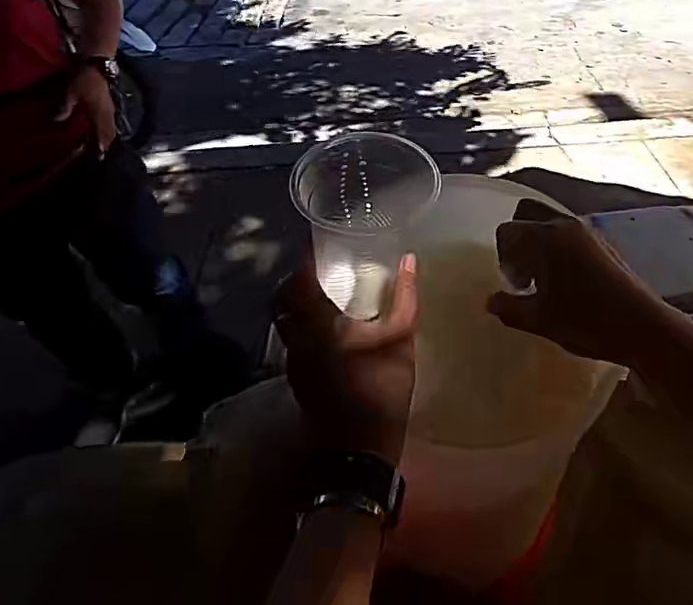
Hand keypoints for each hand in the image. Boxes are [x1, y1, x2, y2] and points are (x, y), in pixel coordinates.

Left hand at [55, 62, 116, 153]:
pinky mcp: (109, 104)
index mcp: (99, 110)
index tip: (100, 155)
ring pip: (111, 126)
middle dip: (106, 142)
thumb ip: (66, 107)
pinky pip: (110, 120)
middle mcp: (107, 111)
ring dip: (108, 136)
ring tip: (105, 145)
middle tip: (103, 154)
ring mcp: (109, 107)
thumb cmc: (84, 79)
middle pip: (109, 130)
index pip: (101, 130)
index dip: (100, 143)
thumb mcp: (71, 92)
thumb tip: (57, 120)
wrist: (97, 66)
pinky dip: (108, 128)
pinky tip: (105, 130)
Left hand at [274, 254, 417, 461]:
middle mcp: (297, 340)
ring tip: (328, 290)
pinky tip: (331, 322)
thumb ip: (405, 297)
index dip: (305, 260)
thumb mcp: (401, 338)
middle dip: (297, 279)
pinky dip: (304, 321)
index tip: (322, 245)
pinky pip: (293, 337)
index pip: (297, 282)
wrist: (359, 448)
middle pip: (282, 300)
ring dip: (298, 301)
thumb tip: (409, 259)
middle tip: (323, 266)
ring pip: (284, 320)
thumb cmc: (382, 388)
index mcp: (319, 326)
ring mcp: (293, 361)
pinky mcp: (297, 376)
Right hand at [487, 204, 670, 367]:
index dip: (504, 258)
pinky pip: (570, 232)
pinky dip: (559, 246)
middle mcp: (566, 224)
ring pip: (551, 221)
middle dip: (518, 237)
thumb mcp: (541, 321)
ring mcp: (588, 230)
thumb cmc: (587, 322)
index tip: (516, 285)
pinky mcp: (603, 241)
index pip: (508, 231)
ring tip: (545, 281)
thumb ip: (510, 308)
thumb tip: (491, 301)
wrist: (642, 324)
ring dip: (539, 241)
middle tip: (524, 273)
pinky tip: (568, 281)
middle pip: (528, 212)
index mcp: (546, 237)